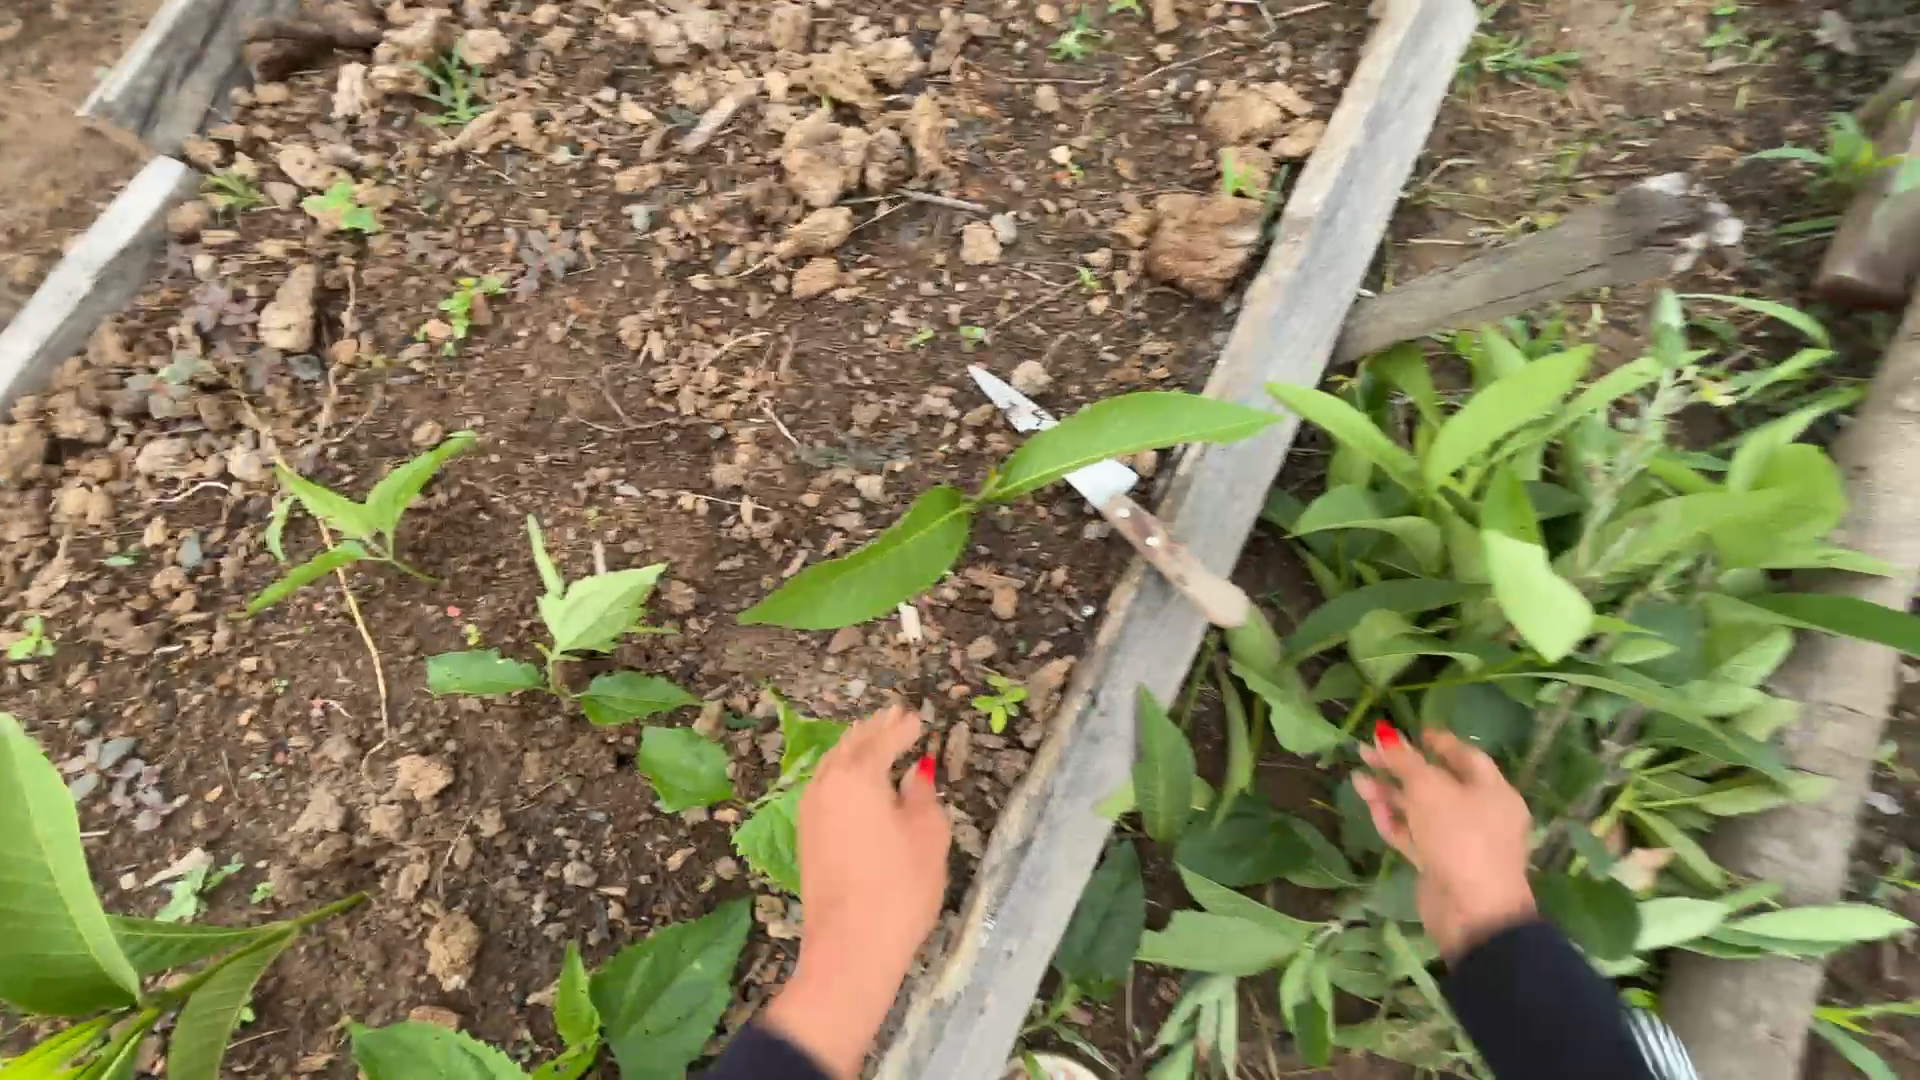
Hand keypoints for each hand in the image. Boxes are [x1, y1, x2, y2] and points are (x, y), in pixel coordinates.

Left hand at [762, 704, 950, 1078]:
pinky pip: (824, 784)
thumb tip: (914, 775)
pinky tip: (851, 776)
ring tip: (873, 737)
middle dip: (874, 728)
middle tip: (893, 714)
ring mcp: (811, 809)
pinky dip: (841, 770)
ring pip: (833, 763)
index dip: (902, 727)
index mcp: (859, 776)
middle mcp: (828, 784)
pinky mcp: (805, 834)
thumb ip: (922, 796)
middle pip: (852, 745)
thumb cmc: (899, 889)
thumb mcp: (928, 837)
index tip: (916, 717)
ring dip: (854, 746)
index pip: (884, 740)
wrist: (850, 949)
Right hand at [1354, 725, 1536, 962]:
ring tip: (1358, 779)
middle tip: (1366, 751)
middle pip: (1435, 781)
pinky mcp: (1439, 861)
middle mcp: (1479, 813)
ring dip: (1389, 792)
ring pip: (1419, 808)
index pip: (1465, 756)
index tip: (1410, 730)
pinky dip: (1393, 820)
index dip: (1437, 741)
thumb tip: (1384, 732)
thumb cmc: (1460, 838)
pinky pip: (1413, 833)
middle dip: (1399, 766)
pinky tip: (1372, 808)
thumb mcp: (1428, 789)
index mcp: (1492, 792)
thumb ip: (1404, 759)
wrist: (1473, 913)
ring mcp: (1458, 840)